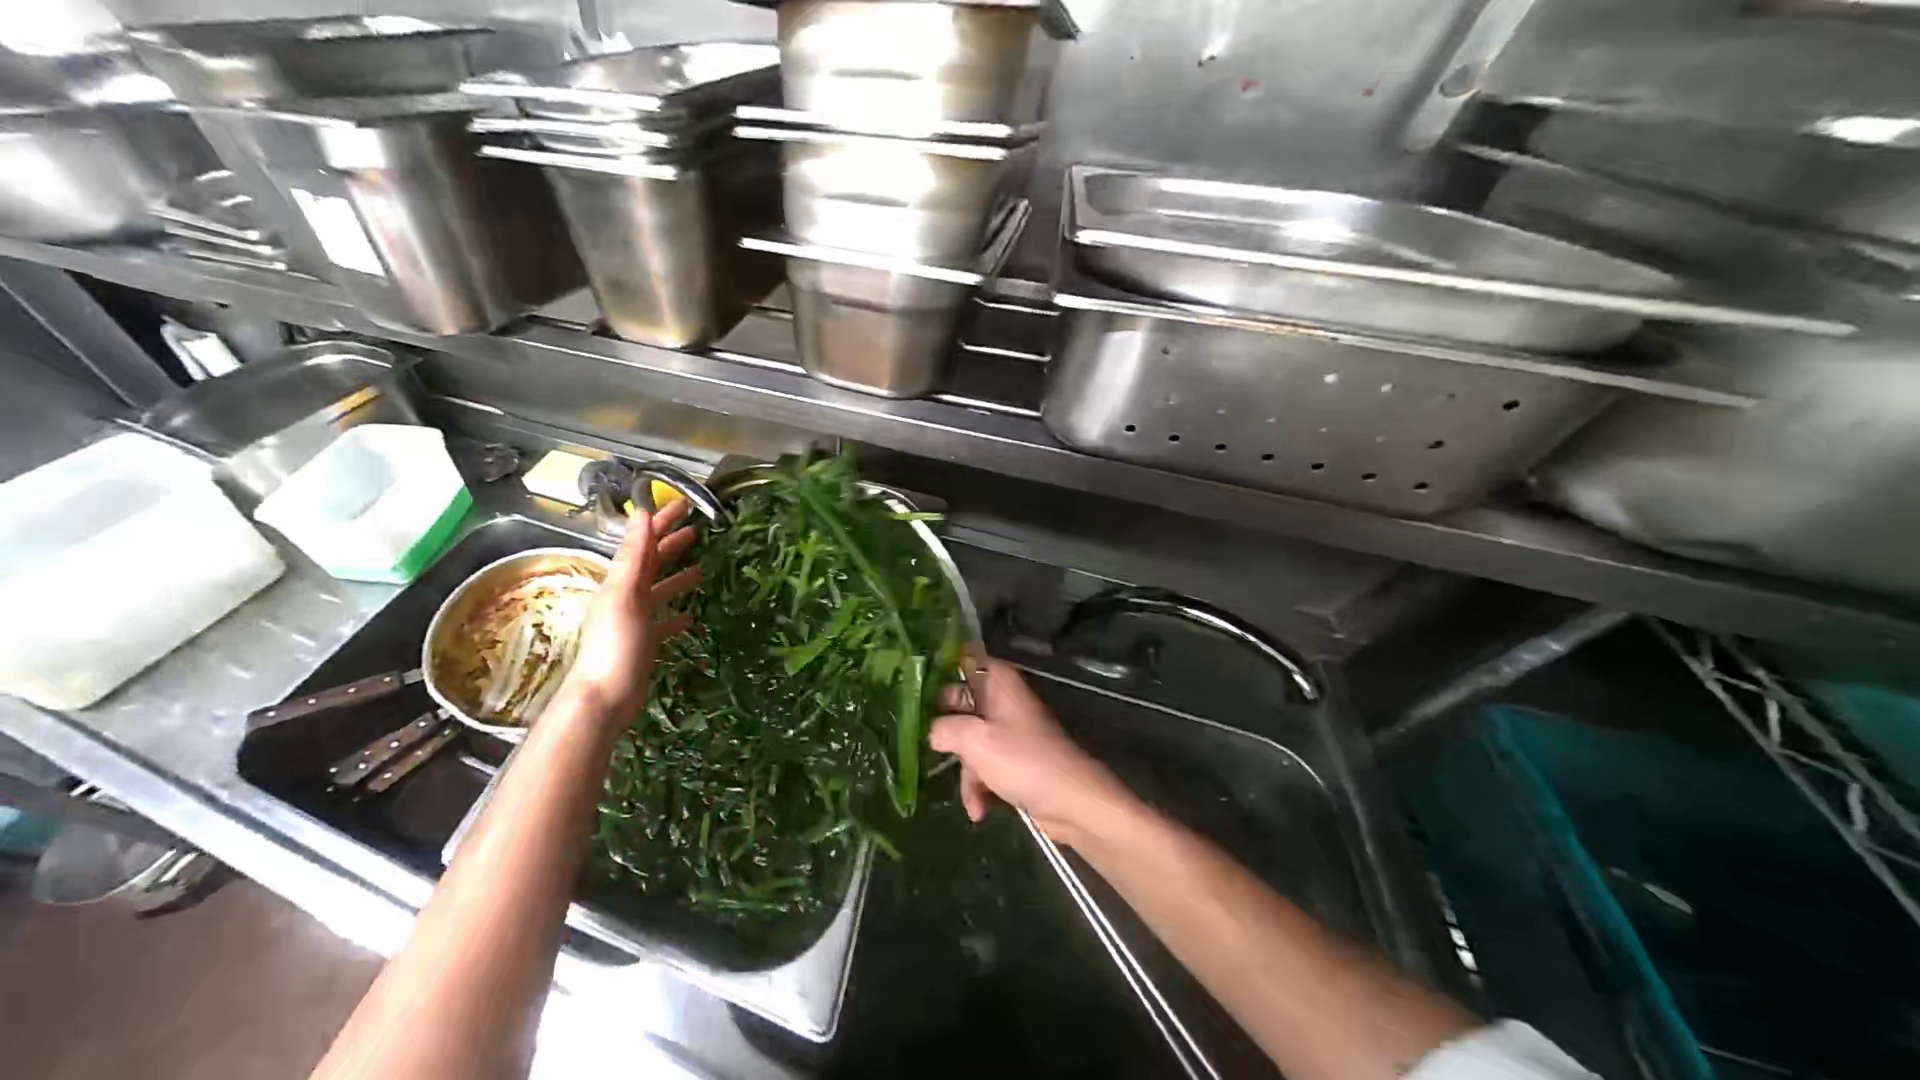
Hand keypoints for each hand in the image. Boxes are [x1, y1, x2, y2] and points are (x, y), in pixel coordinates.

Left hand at [560, 499, 699, 723]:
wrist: (605, 697)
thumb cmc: (617, 644)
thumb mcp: (627, 595)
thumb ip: (634, 555)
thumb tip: (641, 512)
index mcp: (621, 581)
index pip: (644, 542)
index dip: (661, 522)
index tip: (684, 504)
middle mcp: (626, 596)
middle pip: (651, 563)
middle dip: (671, 544)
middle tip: (697, 530)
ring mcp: (635, 620)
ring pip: (659, 590)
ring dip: (677, 576)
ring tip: (701, 568)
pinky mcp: (644, 643)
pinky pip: (663, 622)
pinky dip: (676, 615)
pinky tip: (691, 617)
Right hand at [928, 660, 1142, 848]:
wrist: (1072, 802)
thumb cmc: (1022, 760)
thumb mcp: (974, 741)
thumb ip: (944, 729)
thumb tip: (932, 731)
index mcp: (997, 682)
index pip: (963, 658)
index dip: (938, 667)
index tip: (910, 684)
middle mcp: (1002, 700)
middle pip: (959, 703)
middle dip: (943, 730)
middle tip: (924, 746)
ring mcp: (1008, 731)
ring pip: (969, 740)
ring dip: (966, 772)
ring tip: (972, 799)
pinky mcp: (1014, 760)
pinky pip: (985, 766)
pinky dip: (980, 787)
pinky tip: (979, 810)